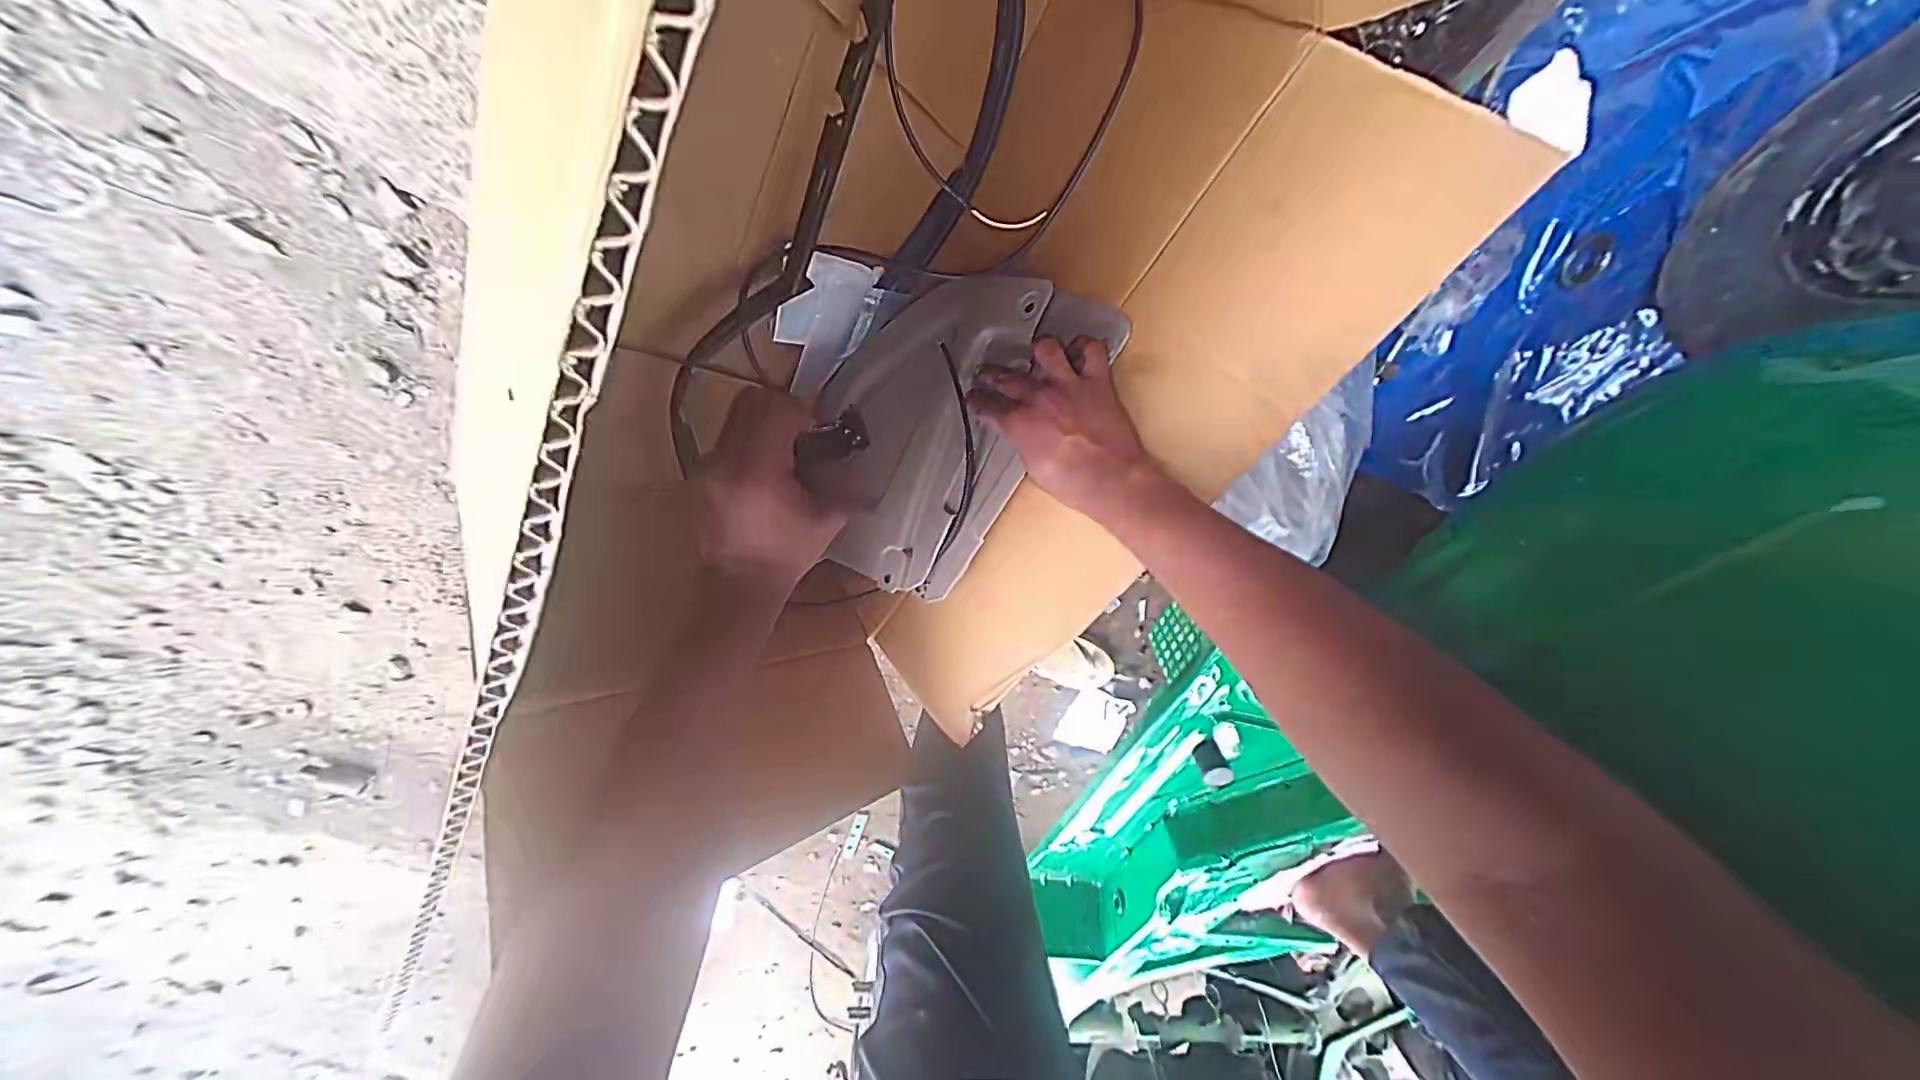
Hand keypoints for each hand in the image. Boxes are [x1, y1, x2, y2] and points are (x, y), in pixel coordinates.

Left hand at [696, 386, 846, 591]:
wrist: (740, 583)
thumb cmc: (785, 554)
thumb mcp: (827, 518)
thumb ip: (840, 478)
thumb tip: (844, 452)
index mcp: (757, 469)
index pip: (777, 408)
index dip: (804, 409)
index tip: (818, 425)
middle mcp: (725, 460)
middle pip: (751, 401)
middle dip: (782, 408)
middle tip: (802, 430)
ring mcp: (707, 465)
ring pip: (736, 416)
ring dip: (764, 423)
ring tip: (784, 451)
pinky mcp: (700, 474)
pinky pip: (727, 440)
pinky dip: (749, 443)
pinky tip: (765, 471)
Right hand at [969, 336, 1162, 520]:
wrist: (1111, 480)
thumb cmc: (1073, 482)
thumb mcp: (1034, 468)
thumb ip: (1024, 443)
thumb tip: (1024, 436)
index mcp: (1019, 423)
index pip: (988, 406)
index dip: (978, 402)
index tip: (975, 399)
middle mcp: (1040, 398)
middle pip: (1007, 377)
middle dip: (991, 375)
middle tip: (987, 374)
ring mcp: (1069, 386)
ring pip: (1047, 349)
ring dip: (1039, 349)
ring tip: (1037, 352)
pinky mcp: (1097, 382)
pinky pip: (1092, 351)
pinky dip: (1086, 347)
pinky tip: (1080, 350)